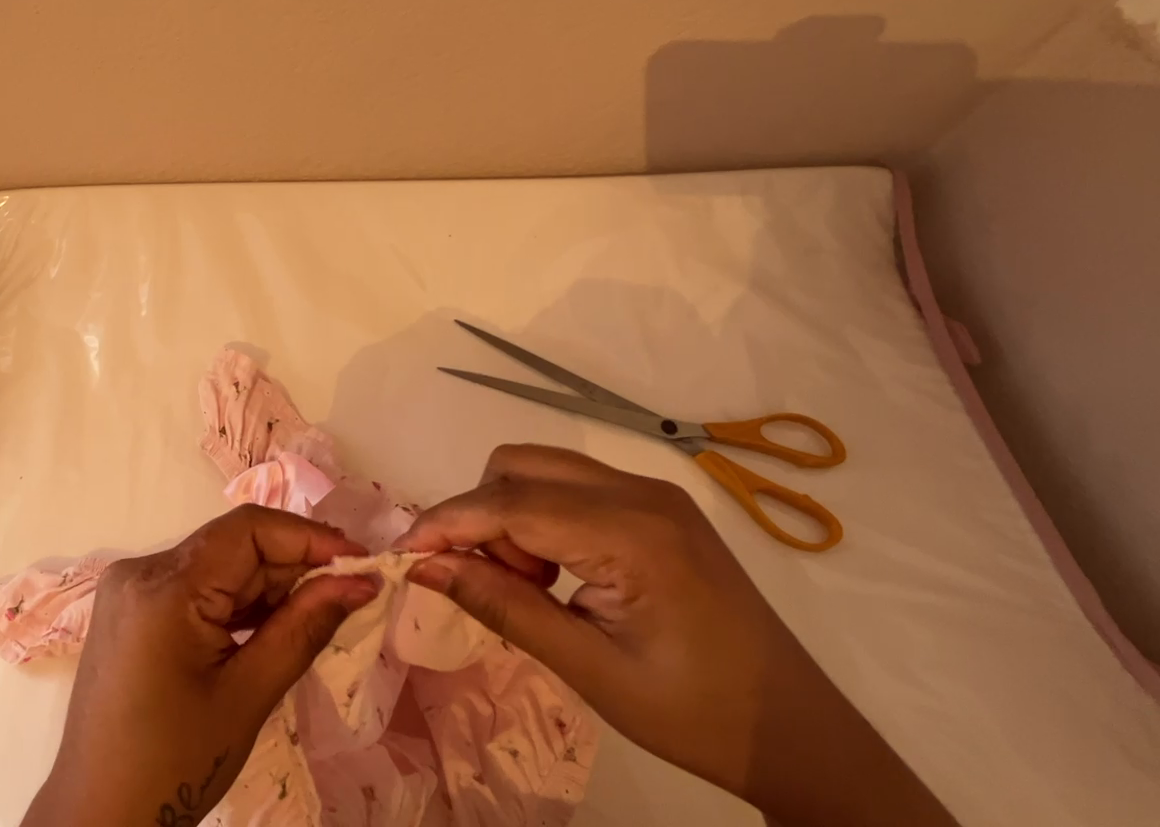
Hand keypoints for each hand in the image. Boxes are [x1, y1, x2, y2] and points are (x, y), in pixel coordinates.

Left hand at [23, 505, 377, 826]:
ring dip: (268, 585)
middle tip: (350, 594)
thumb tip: (360, 581)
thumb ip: (305, 627)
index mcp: (165, 585)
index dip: (309, 537)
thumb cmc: (176, 762)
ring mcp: (131, 588)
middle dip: (294, 565)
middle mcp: (141, 569)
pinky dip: (236, 601)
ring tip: (317, 614)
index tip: (361, 562)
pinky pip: (196, 586)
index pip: (247, 529)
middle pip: (232, 545)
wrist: (99, 814)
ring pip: (217, 564)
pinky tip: (271, 626)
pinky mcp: (132, 608)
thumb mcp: (249, 694)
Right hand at [395, 444, 955, 826]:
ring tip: (532, 585)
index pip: (509, 502)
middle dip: (480, 515)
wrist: (797, 732)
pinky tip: (559, 573)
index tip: (401, 555)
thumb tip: (424, 566)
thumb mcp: (589, 669)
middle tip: (494, 583)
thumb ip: (503, 606)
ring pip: (540, 469)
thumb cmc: (695, 713)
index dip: (446, 522)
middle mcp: (639, 492)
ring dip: (509, 514)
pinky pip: (569, 487)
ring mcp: (651, 493)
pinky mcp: (655, 506)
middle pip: (519, 466)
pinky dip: (539, 517)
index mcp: (631, 533)